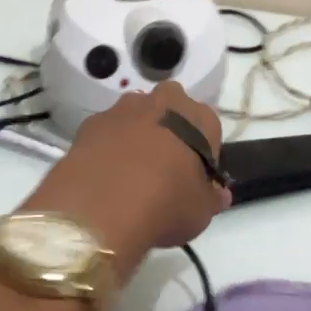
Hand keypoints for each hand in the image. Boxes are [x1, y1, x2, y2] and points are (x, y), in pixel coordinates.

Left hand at [20, 83, 230, 275]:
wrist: (103, 205)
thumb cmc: (167, 202)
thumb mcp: (202, 210)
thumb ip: (212, 197)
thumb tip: (219, 194)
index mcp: (200, 116)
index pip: (208, 129)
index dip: (201, 155)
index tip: (193, 178)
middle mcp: (164, 100)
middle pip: (171, 112)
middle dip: (168, 132)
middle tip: (162, 171)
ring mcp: (124, 108)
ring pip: (136, 118)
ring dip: (135, 137)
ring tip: (128, 175)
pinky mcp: (91, 122)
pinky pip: (106, 133)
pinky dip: (106, 148)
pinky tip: (103, 177)